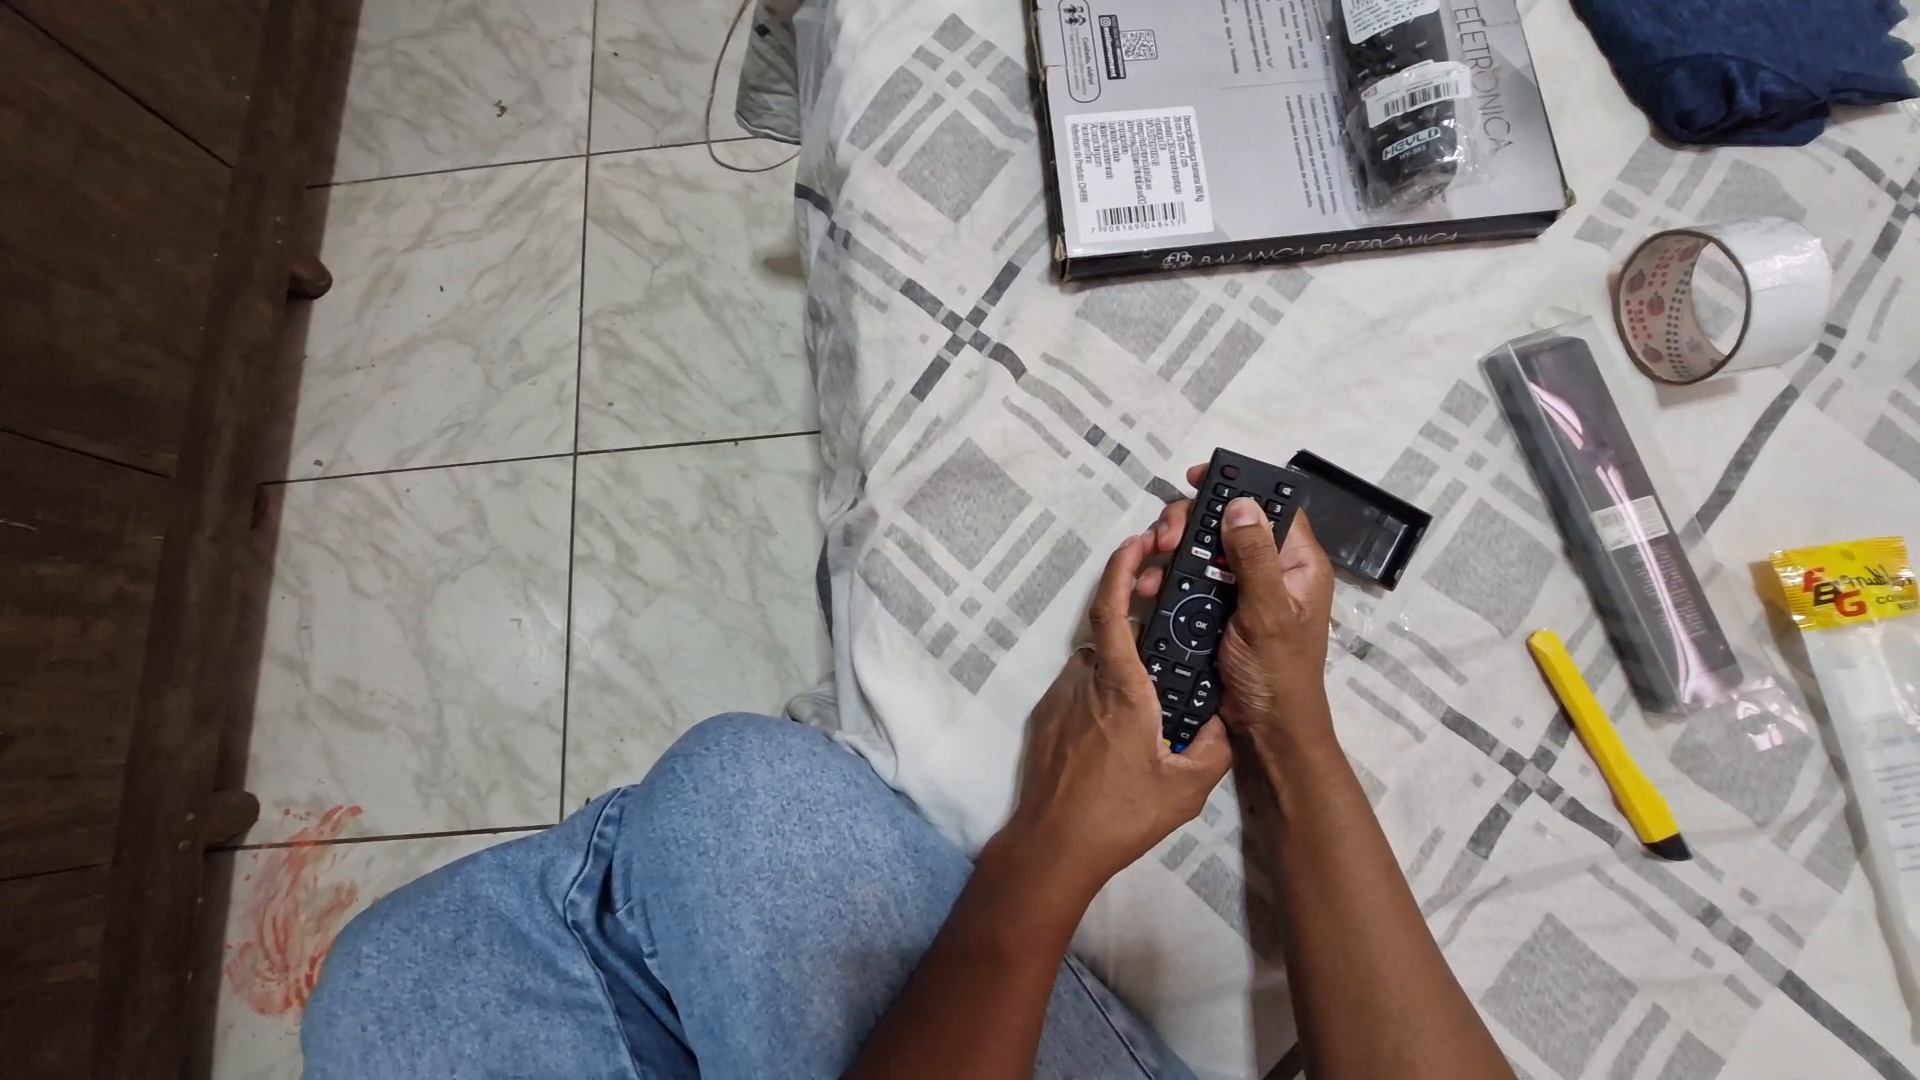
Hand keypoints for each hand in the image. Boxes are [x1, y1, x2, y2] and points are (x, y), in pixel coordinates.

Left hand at [1000, 533, 1232, 892]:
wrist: (1053, 844)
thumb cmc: (1120, 813)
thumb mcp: (1185, 787)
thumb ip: (1213, 746)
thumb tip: (1223, 718)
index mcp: (1121, 687)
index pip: (1112, 612)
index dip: (1122, 570)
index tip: (1136, 544)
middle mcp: (1084, 681)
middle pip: (1107, 635)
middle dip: (1135, 630)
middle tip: (1164, 652)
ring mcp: (1059, 697)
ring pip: (1094, 665)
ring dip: (1119, 671)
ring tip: (1143, 711)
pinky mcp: (1045, 717)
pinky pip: (1078, 689)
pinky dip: (1100, 694)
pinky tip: (1115, 734)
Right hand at [1140, 464, 1335, 740]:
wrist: (1264, 727)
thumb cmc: (1276, 671)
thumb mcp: (1268, 611)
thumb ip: (1255, 557)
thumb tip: (1242, 503)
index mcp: (1296, 563)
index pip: (1270, 506)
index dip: (1237, 485)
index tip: (1198, 479)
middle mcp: (1268, 569)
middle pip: (1226, 522)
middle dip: (1190, 522)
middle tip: (1165, 537)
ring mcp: (1239, 589)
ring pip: (1201, 549)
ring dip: (1173, 550)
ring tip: (1153, 561)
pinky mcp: (1216, 609)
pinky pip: (1188, 579)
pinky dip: (1167, 577)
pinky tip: (1150, 587)